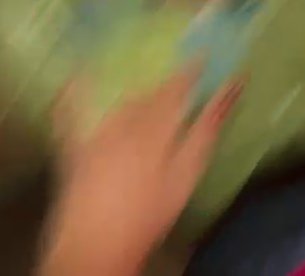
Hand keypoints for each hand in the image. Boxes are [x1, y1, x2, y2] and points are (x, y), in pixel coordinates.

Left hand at [42, 72, 238, 275]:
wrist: (94, 250)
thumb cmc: (149, 213)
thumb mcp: (186, 173)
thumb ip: (207, 127)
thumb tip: (232, 85)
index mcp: (155, 123)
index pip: (177, 87)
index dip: (190, 70)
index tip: (203, 54)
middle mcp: (124, 120)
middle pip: (149, 94)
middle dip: (165, 85)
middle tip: (180, 83)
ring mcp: (96, 133)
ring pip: (121, 102)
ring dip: (138, 95)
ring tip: (150, 97)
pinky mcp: (75, 149)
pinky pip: (72, 112)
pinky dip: (76, 91)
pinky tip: (76, 76)